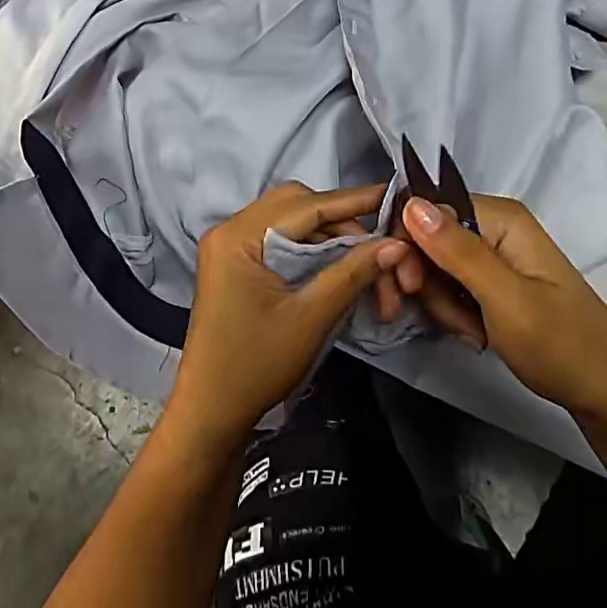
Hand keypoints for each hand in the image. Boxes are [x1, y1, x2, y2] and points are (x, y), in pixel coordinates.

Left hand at [166, 182, 406, 443]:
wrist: (210, 411)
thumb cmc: (255, 366)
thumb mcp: (310, 318)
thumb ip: (352, 273)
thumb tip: (396, 244)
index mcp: (237, 237)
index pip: (305, 205)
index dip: (353, 201)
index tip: (393, 196)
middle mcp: (229, 230)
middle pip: (298, 206)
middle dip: (343, 224)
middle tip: (380, 250)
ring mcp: (229, 245)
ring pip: (292, 223)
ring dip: (331, 241)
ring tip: (367, 271)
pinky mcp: (236, 262)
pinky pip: (281, 240)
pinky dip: (312, 251)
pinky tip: (340, 270)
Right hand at [394, 195, 606, 417]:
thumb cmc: (564, 346)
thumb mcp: (507, 300)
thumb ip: (457, 252)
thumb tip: (411, 204)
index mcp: (500, 217)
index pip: (424, 209)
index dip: (407, 244)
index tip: (408, 285)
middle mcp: (492, 226)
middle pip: (425, 239)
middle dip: (426, 281)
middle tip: (452, 318)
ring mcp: (491, 254)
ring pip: (432, 267)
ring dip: (441, 303)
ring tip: (474, 332)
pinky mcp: (489, 280)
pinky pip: (448, 285)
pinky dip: (453, 312)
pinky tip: (476, 334)